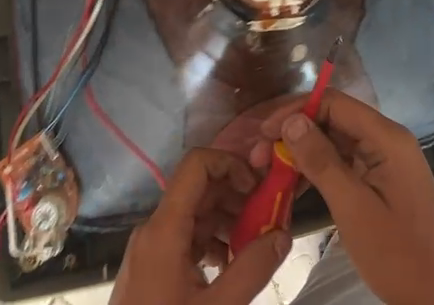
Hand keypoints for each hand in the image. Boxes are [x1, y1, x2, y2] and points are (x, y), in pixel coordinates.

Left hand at [111, 148, 288, 304]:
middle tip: (271, 215)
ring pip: (194, 216)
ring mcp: (150, 249)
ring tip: (258, 243)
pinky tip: (232, 265)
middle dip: (237, 196)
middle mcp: (154, 229)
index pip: (196, 165)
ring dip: (228, 221)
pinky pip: (185, 239)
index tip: (259, 188)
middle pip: (199, 190)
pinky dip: (212, 242)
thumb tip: (283, 234)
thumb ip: (253, 269)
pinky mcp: (151, 268)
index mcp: (165, 228)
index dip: (230, 164)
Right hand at [254, 92, 433, 304]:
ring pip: (336, 141)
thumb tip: (291, 121)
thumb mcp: (353, 207)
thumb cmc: (397, 253)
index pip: (334, 103)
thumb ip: (321, 161)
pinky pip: (345, 163)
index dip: (296, 111)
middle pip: (334, 119)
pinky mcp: (382, 182)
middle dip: (295, 131)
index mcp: (387, 138)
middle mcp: (388, 141)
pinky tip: (293, 182)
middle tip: (261, 154)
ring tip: (270, 168)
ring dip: (303, 151)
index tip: (264, 132)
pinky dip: (318, 169)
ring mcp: (386, 162)